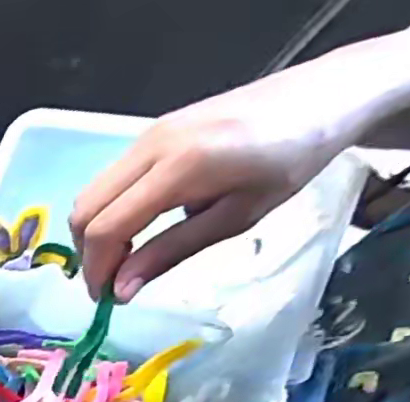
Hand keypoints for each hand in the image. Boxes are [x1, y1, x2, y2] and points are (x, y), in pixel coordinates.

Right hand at [70, 63, 366, 301]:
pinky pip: (106, 183)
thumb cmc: (291, 160)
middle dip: (88, 254)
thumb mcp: (236, 217)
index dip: (97, 269)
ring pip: (88, 198)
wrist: (325, 95)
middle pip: (84, 212)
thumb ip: (170, 252)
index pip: (108, 228)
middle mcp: (151, 146)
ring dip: (94, 234)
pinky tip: (132, 228)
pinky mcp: (148, 135)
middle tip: (111, 280)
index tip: (107, 298)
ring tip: (122, 257)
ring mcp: (145, 136)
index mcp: (180, 167)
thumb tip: (120, 291)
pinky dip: (106, 213)